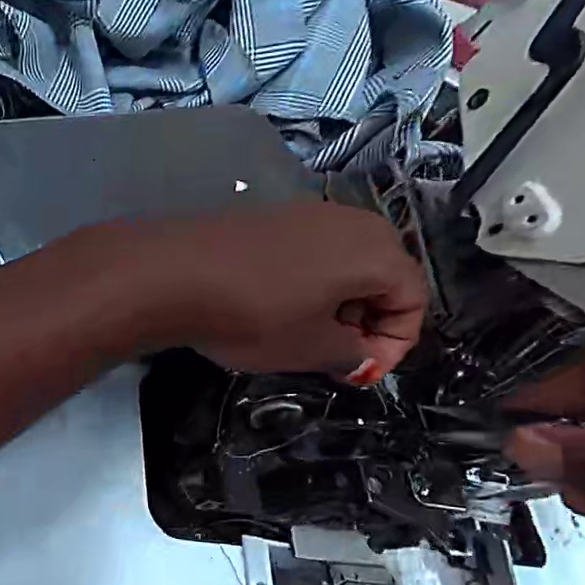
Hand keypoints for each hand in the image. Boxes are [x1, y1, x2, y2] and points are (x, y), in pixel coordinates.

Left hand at [94, 201, 427, 378]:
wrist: (170, 273)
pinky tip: (265, 308)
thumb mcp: (310, 349)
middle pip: (379, 275)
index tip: (360, 372)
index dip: (395, 344)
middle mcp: (344, 219)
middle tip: (334, 355)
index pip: (414, 297)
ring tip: (297, 336)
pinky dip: (298, 283)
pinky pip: (299, 253)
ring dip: (331, 303)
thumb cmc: (251, 314)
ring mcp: (298, 213)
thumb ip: (350, 355)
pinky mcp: (260, 218)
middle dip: (364, 322)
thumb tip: (359, 355)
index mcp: (375, 248)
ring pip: (337, 263)